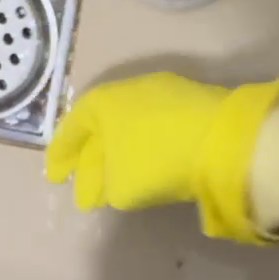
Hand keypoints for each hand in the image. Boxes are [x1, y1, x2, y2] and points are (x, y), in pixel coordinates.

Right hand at [44, 71, 278, 244]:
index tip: (54, 175)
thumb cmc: (157, 159)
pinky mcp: (193, 108)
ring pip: (129, 129)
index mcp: (104, 103)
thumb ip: (102, 185)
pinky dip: (142, 152)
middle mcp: (131, 92)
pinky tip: (145, 169)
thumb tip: (100, 186)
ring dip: (117, 157)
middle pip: (101, 127)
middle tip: (80, 186)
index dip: (61, 153)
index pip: (73, 126)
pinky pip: (153, 131)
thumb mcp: (118, 184)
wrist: (224, 141)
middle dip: (88, 158)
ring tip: (112, 184)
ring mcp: (165, 96)